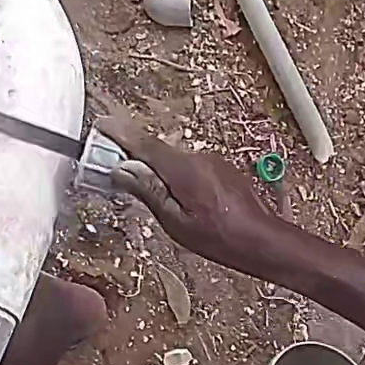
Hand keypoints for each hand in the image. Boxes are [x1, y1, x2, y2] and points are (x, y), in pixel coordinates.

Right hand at [99, 116, 291, 273]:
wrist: (263, 240)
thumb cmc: (221, 238)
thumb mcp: (176, 222)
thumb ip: (150, 192)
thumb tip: (123, 170)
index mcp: (185, 170)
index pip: (145, 144)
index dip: (120, 134)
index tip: (101, 124)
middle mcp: (199, 158)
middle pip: (158, 152)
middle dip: (136, 160)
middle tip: (115, 173)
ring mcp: (212, 161)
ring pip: (174, 161)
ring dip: (159, 173)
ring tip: (152, 198)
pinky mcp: (221, 168)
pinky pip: (190, 167)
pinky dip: (176, 177)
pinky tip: (179, 200)